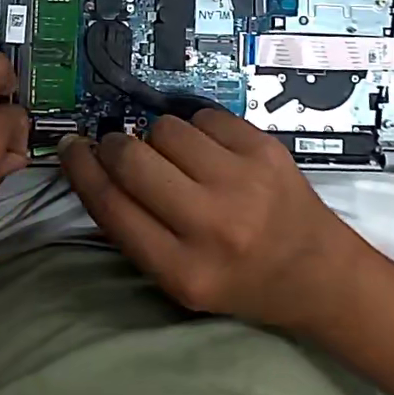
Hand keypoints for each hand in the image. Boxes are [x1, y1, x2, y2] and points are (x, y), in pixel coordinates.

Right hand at [59, 108, 370, 331]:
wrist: (322, 276)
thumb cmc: (241, 280)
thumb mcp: (179, 277)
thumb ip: (133, 226)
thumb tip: (92, 161)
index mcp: (184, 270)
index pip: (109, 204)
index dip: (80, 168)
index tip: (71, 148)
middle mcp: (214, 227)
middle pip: (131, 158)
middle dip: (115, 145)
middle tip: (119, 147)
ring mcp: (243, 184)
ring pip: (165, 129)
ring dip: (159, 137)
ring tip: (179, 158)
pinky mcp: (265, 151)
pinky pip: (203, 115)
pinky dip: (197, 127)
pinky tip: (211, 150)